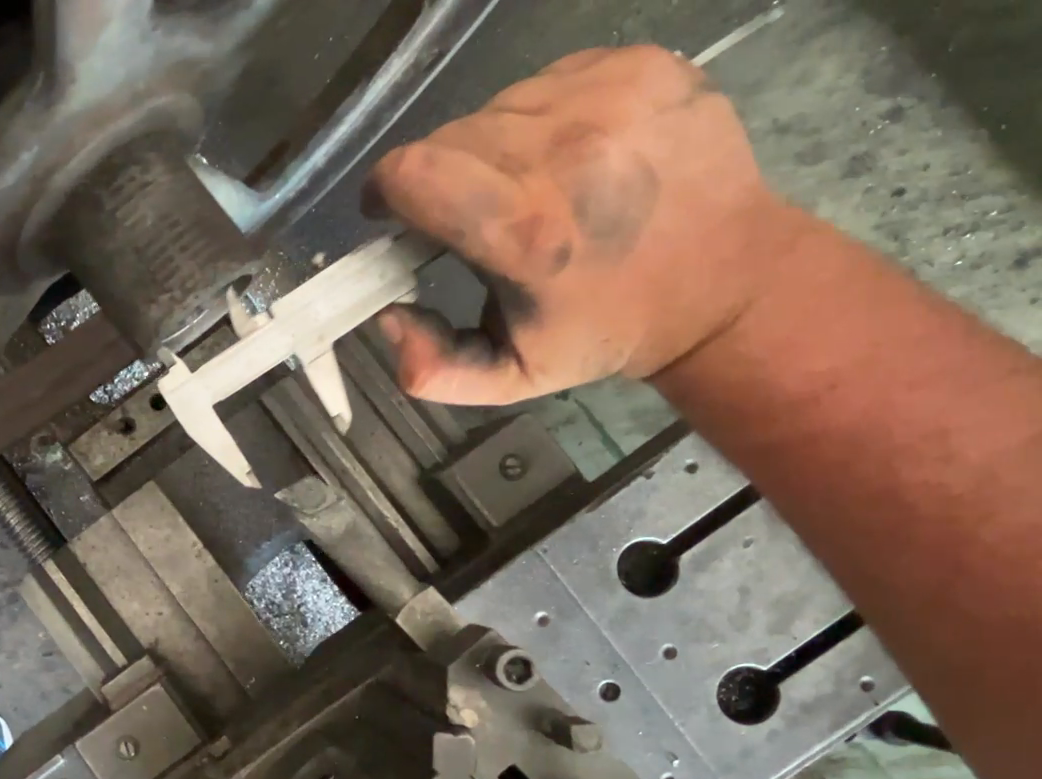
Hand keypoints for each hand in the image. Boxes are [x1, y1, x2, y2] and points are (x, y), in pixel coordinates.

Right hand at [364, 45, 814, 404]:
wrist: (729, 281)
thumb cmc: (604, 332)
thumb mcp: (508, 378)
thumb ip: (430, 369)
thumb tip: (387, 317)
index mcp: (528, 232)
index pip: (413, 172)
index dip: (386, 191)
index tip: (393, 213)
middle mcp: (567, 150)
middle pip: (446, 138)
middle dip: (438, 176)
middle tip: (470, 213)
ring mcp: (612, 97)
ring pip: (495, 106)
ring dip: (490, 147)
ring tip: (530, 187)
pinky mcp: (644, 65)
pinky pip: (547, 81)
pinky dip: (540, 118)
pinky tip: (572, 157)